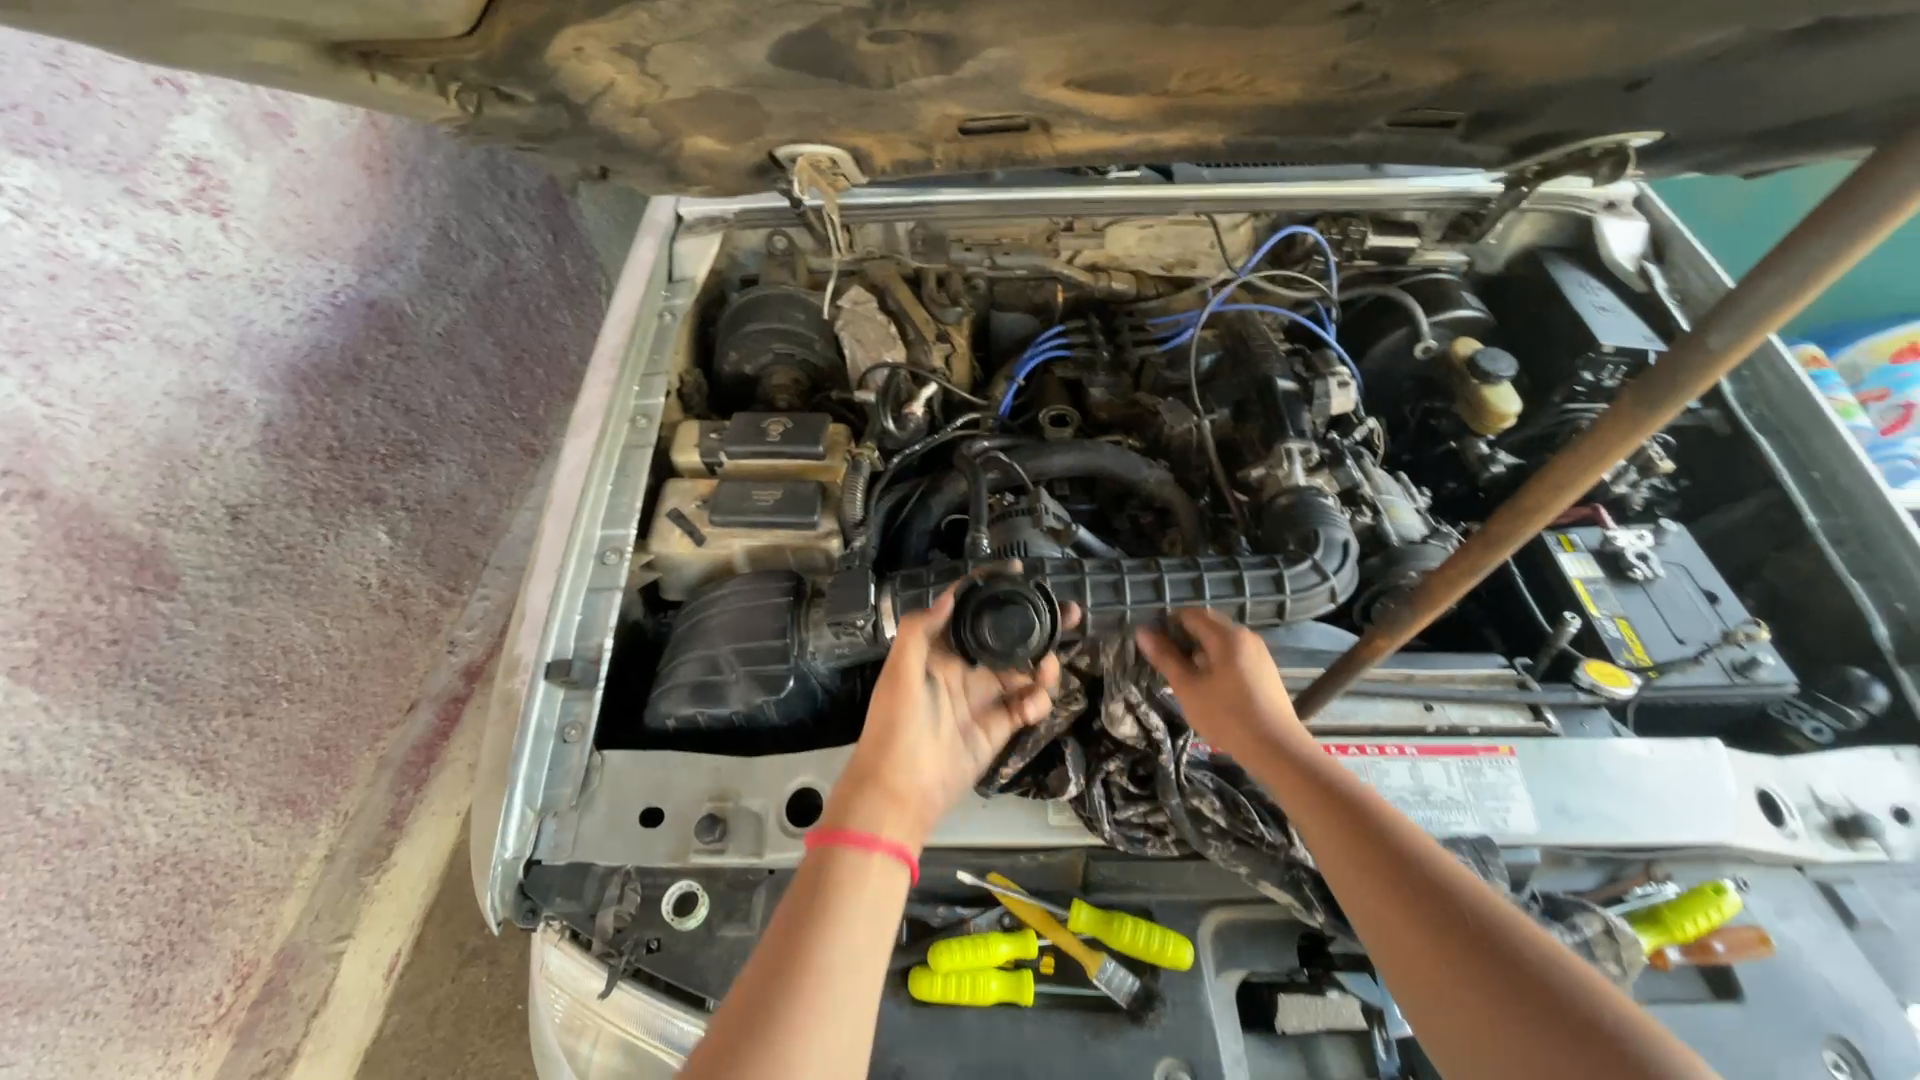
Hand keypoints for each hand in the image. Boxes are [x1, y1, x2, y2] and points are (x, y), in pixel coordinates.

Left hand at [822, 583, 1071, 849]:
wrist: (901, 789)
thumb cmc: (896, 725)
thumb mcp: (900, 672)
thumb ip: (920, 630)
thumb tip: (950, 595)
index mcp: (937, 651)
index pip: (968, 611)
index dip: (992, 590)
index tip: (1020, 574)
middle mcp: (964, 669)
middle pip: (1006, 639)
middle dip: (1036, 625)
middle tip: (1068, 613)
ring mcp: (983, 698)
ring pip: (1023, 671)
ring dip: (1042, 665)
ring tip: (1049, 667)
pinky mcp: (999, 727)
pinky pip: (1026, 706)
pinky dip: (1038, 701)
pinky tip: (1035, 704)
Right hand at [1135, 608, 1310, 759]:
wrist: (1275, 747)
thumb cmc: (1226, 716)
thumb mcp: (1188, 687)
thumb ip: (1165, 657)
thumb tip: (1142, 632)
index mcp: (1226, 635)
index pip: (1190, 614)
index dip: (1167, 623)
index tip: (1151, 643)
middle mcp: (1245, 636)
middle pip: (1207, 624)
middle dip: (1183, 637)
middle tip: (1163, 659)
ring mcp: (1258, 653)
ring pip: (1221, 641)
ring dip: (1198, 650)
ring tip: (1183, 675)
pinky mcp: (1264, 670)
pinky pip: (1234, 654)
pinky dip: (1216, 660)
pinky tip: (1208, 685)